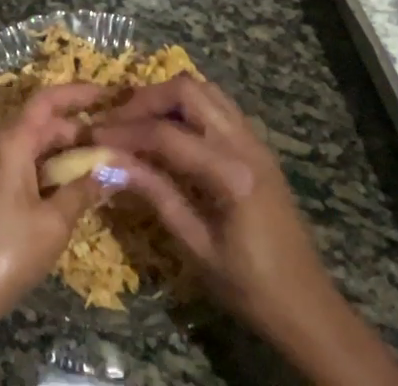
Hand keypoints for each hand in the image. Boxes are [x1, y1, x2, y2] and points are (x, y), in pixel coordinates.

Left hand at [0, 83, 117, 385]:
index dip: (78, 93)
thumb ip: (84, 190)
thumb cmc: (7, 254)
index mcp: (8, 142)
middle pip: (39, 123)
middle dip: (77, 131)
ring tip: (99, 166)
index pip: (46, 101)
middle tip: (116, 145)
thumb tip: (115, 170)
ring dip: (61, 151)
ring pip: (29, 144)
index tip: (109, 94)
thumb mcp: (54, 223)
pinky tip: (68, 186)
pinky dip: (43, 166)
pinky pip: (16, 162)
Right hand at [90, 75, 326, 322]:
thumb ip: (155, 194)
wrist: (307, 307)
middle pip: (187, 90)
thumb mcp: (195, 246)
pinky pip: (218, 106)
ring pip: (205, 90)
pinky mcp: (257, 148)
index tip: (91, 136)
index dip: (123, 131)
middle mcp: (246, 144)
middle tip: (115, 123)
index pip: (165, 133)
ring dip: (166, 99)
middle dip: (145, 100)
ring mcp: (256, 141)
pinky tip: (168, 134)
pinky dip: (187, 108)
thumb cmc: (249, 286)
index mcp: (231, 173)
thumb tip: (109, 162)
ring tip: (137, 124)